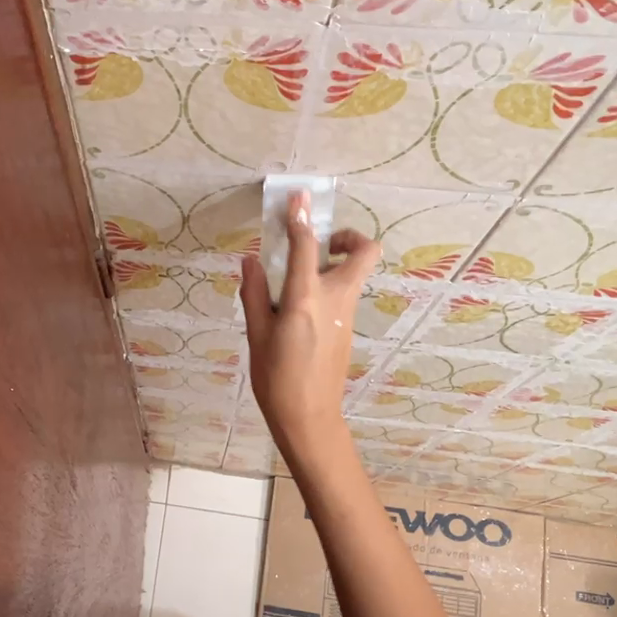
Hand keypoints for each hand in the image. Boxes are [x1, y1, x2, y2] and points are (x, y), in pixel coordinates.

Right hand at [239, 190, 378, 459]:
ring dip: (334, 264)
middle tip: (322, 244)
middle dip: (348, 237)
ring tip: (298, 281)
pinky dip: (327, 288)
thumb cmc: (276, 380)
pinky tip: (298, 311)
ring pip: (354, 274)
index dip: (300, 218)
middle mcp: (335, 301)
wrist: (309, 418)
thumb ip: (255, 294)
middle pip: (364, 252)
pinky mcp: (348, 329)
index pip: (306, 247)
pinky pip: (343, 295)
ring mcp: (346, 315)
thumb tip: (251, 261)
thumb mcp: (256, 336)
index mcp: (305, 300)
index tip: (298, 198)